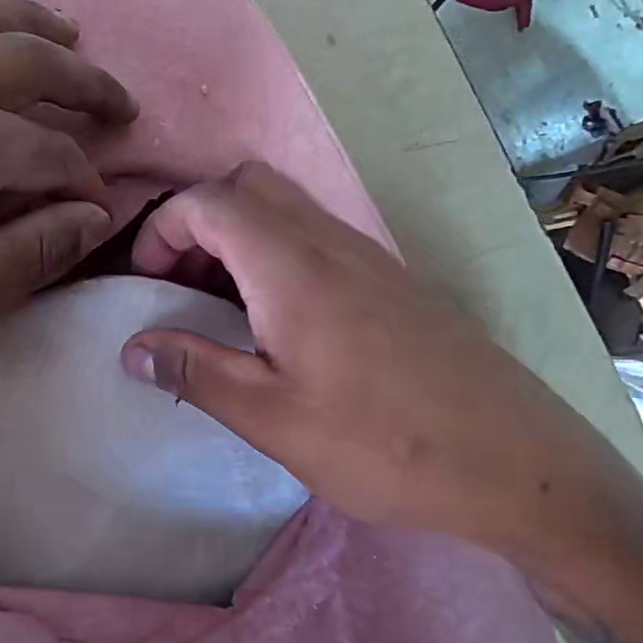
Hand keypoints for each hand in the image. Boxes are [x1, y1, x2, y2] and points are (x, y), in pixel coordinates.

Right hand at [119, 164, 632, 554]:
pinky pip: (325, 242)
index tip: (145, 282)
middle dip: (202, 221)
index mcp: (293, 265)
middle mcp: (334, 242)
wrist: (508, 455)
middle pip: (252, 187)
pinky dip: (284, 258)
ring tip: (227, 309)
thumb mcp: (275, 419)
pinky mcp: (398, 282)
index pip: (209, 201)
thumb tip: (133, 348)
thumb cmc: (383, 443)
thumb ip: (198, 373)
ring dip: (245, 240)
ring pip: (292, 211)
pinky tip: (287, 325)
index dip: (161, 229)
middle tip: (184, 286)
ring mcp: (373, 257)